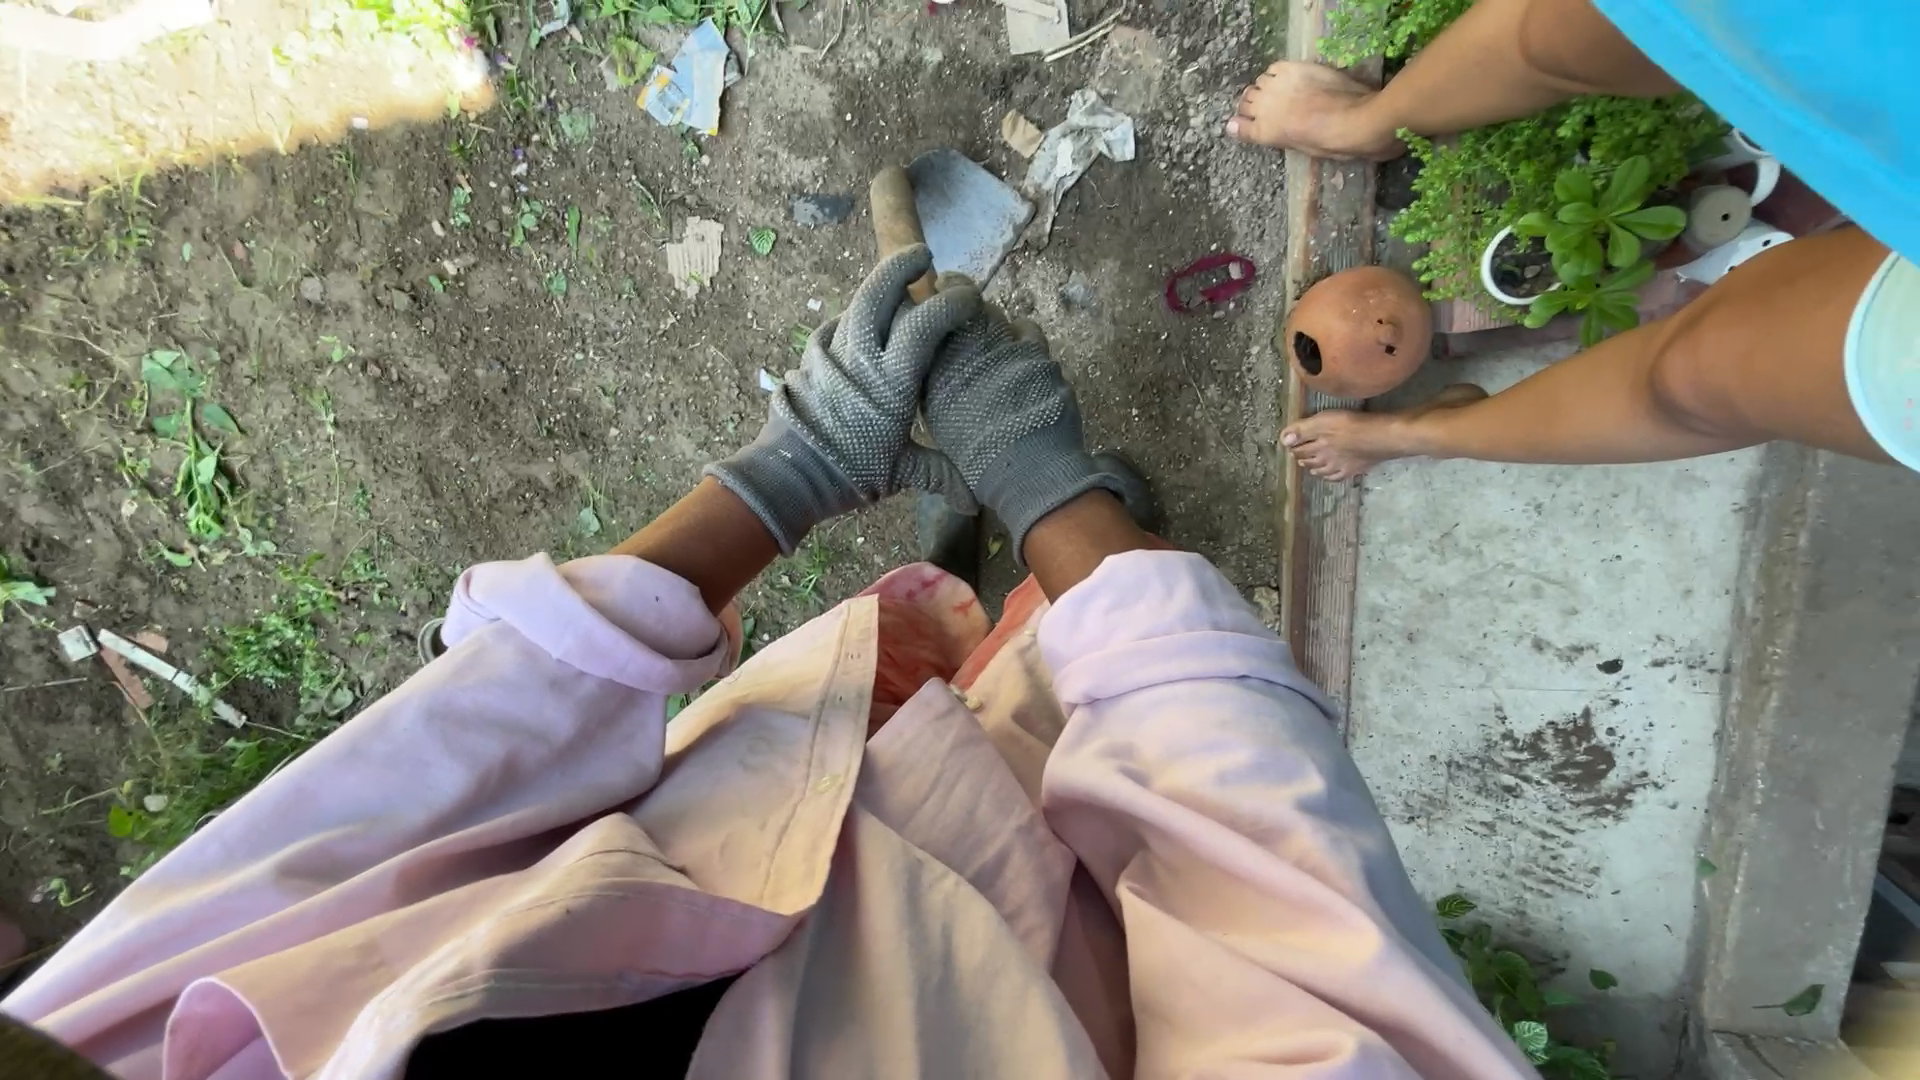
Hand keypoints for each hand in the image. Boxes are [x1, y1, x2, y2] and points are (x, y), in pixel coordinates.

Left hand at [706, 247, 981, 552]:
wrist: (787, 476)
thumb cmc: (849, 474)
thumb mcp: (901, 474)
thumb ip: (940, 473)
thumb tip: (976, 500)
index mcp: (890, 380)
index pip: (924, 323)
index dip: (950, 304)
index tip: (968, 298)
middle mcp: (860, 355)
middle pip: (880, 293)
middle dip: (902, 267)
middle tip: (922, 255)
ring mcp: (831, 353)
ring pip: (856, 305)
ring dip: (878, 290)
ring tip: (896, 287)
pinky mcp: (810, 359)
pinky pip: (837, 327)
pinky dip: (856, 319)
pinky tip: (864, 328)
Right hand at [919, 298, 1128, 564]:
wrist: (1028, 468)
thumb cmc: (977, 456)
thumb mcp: (941, 423)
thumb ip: (936, 386)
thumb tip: (936, 362)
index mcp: (940, 366)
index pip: (932, 315)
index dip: (934, 299)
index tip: (934, 293)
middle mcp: (971, 348)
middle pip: (966, 306)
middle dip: (961, 300)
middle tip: (960, 305)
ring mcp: (1008, 347)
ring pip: (997, 315)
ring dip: (992, 320)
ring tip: (991, 334)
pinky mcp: (1039, 353)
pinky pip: (1027, 330)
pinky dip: (1021, 335)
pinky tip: (1020, 348)